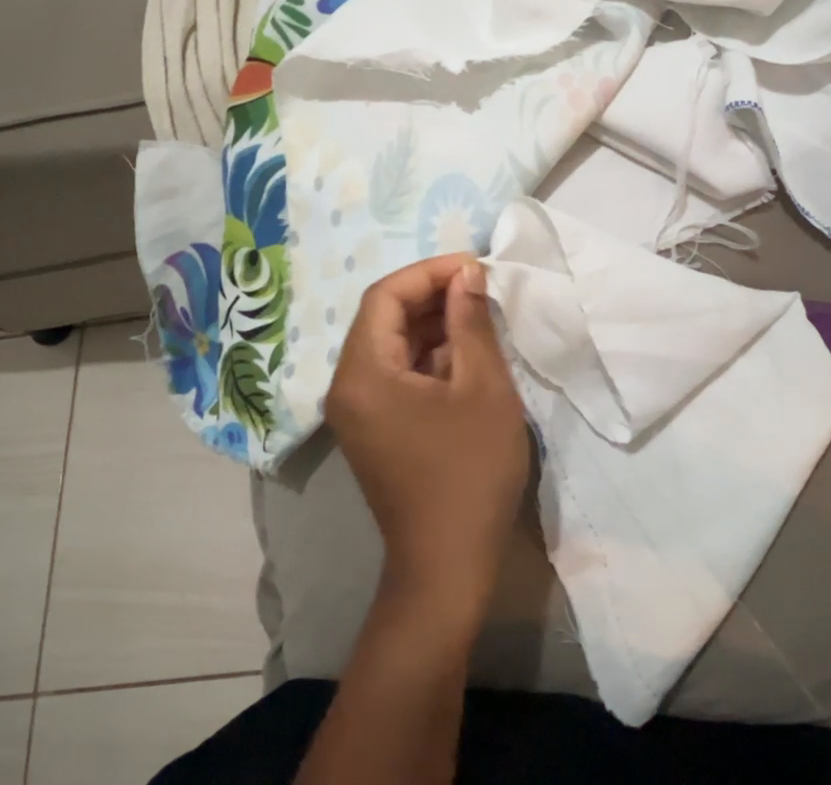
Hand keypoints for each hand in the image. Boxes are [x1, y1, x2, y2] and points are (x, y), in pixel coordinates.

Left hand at [326, 254, 527, 617]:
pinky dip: (429, 358)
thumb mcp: (482, 388)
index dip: (429, 272)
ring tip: (482, 317)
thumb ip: (471, 322)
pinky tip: (468, 355)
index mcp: (362, 372)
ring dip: (433, 326)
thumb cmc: (469, 472)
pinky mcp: (374, 430)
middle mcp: (347, 387)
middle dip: (432, 296)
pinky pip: (395, 376)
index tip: (476, 267)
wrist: (448, 563)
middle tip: (483, 289)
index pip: (384, 296)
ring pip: (391, 347)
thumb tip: (466, 274)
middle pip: (383, 319)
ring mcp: (357, 412)